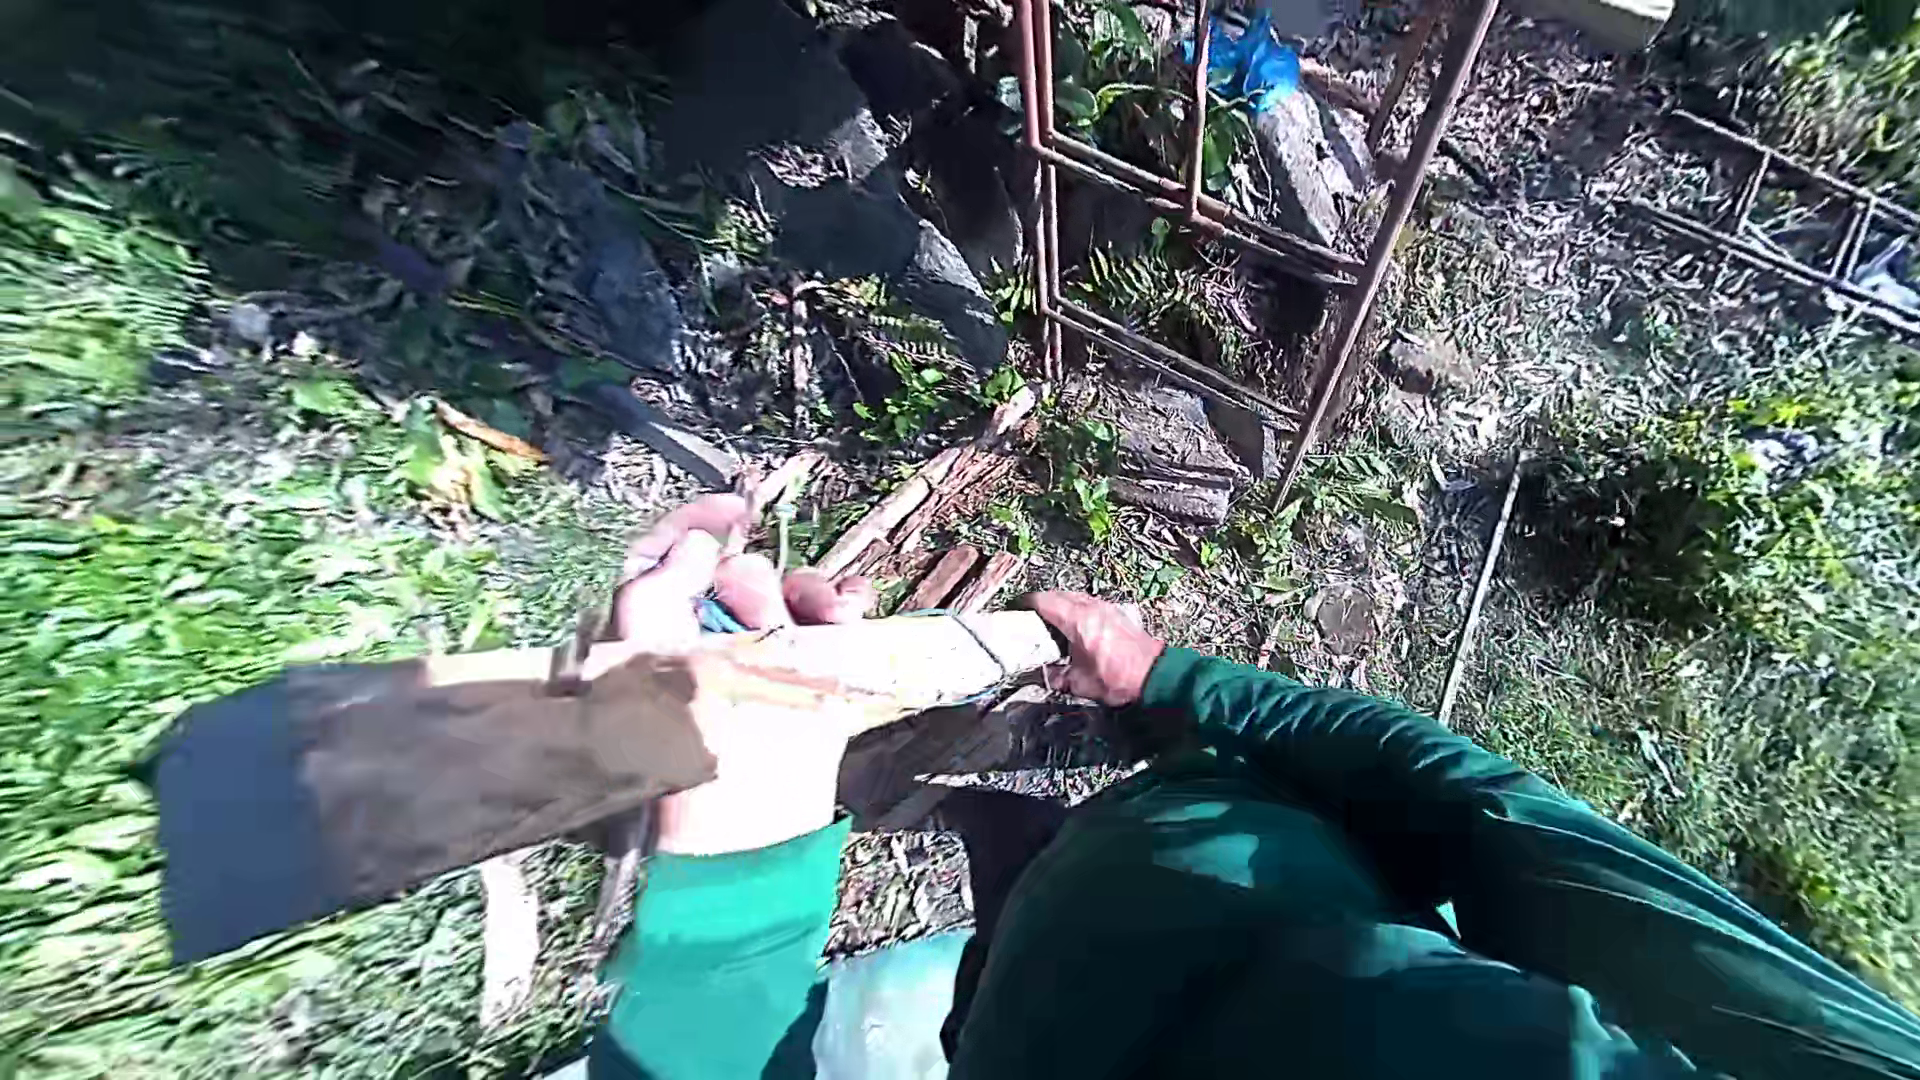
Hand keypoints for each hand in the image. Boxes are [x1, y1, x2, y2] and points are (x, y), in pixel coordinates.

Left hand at [601, 495, 874, 854]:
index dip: (697, 523)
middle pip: (742, 571)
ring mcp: (767, 646)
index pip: (670, 556)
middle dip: (755, 582)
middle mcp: (715, 630)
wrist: (756, 811)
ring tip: (830, 612)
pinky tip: (854, 606)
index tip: (737, 509)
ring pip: (793, 588)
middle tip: (759, 612)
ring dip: (813, 589)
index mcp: (664, 629)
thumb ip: (654, 595)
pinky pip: (833, 616)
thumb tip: (698, 545)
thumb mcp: (650, 668)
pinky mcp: (812, 660)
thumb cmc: (691, 744)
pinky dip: (847, 603)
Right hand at [1023, 591, 1164, 707]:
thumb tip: (1044, 674)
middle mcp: (1091, 608)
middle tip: (1029, 616)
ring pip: (1074, 596)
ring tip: (1050, 620)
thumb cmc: (1120, 679)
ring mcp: (1105, 607)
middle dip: (1041, 602)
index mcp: (1077, 621)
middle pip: (1058, 594)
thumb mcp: (1080, 684)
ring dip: (1060, 603)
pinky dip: (1076, 607)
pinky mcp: (1115, 612)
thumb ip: (1057, 677)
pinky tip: (1074, 625)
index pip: (1044, 601)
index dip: (1026, 603)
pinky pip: (1088, 602)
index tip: (1015, 609)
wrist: (1156, 676)